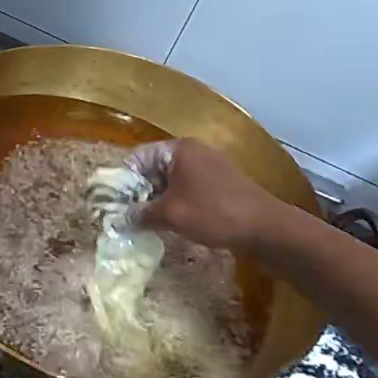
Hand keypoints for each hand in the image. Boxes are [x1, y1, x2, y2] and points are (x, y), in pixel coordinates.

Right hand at [129, 138, 290, 250]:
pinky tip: (173, 223)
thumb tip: (119, 219)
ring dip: (158, 201)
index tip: (113, 205)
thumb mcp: (171, 214)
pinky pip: (189, 189)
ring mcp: (210, 166)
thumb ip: (141, 214)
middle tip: (127, 218)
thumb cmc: (214, 213)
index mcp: (180, 149)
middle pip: (155, 168)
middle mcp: (194, 151)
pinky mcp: (221, 183)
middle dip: (139, 193)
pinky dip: (177, 203)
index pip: (138, 157)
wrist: (264, 227)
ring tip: (146, 224)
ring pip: (172, 181)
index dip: (123, 181)